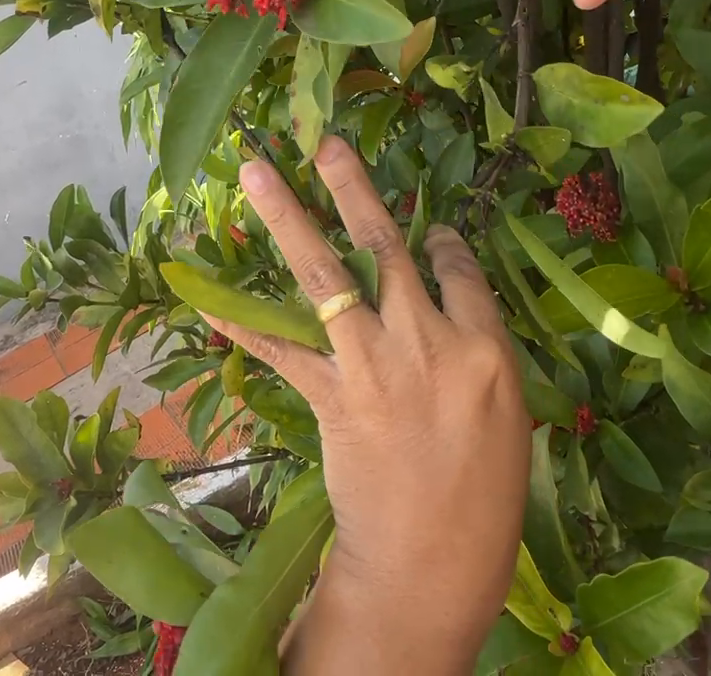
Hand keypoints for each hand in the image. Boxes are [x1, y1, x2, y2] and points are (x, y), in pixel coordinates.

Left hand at [205, 136, 529, 672]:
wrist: (431, 567)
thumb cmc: (486, 499)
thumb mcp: (506, 413)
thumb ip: (475, 347)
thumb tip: (443, 300)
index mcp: (489, 347)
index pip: (458, 265)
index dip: (439, 240)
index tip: (427, 231)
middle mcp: (430, 341)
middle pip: (388, 247)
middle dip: (353, 190)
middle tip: (324, 143)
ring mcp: (375, 365)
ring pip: (328, 276)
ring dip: (287, 218)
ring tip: (256, 173)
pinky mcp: (331, 395)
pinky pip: (280, 347)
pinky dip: (241, 319)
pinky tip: (204, 292)